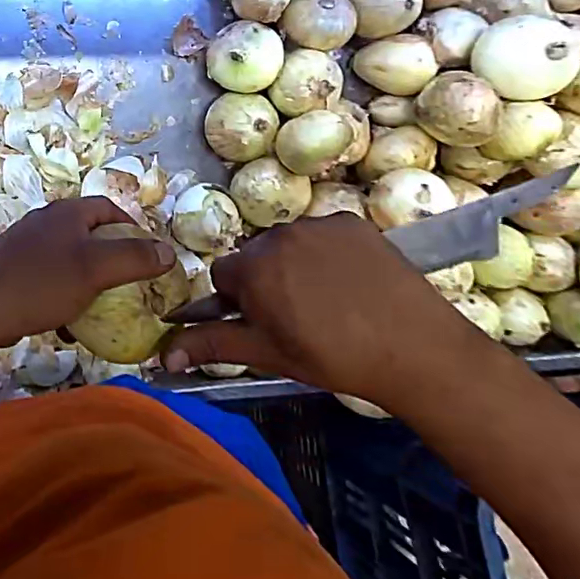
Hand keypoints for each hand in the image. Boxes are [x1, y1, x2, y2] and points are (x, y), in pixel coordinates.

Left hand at [0, 197, 175, 351]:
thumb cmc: (41, 284)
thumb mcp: (96, 269)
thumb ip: (135, 258)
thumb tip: (168, 251)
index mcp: (66, 212)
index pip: (108, 207)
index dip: (132, 227)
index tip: (147, 253)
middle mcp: (44, 221)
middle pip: (88, 232)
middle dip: (110, 257)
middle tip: (126, 282)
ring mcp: (24, 245)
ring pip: (68, 258)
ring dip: (87, 280)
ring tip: (98, 306)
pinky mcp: (11, 269)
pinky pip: (48, 277)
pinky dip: (63, 294)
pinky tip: (65, 322)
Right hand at [162, 212, 499, 408]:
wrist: (416, 349)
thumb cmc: (333, 357)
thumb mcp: (267, 354)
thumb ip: (212, 345)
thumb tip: (163, 355)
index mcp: (252, 269)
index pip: (224, 276)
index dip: (240, 301)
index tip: (265, 322)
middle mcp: (278, 236)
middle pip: (255, 256)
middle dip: (266, 280)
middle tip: (298, 315)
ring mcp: (317, 224)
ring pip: (289, 243)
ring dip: (295, 264)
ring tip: (329, 299)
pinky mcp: (351, 221)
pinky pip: (323, 233)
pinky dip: (329, 252)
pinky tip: (351, 281)